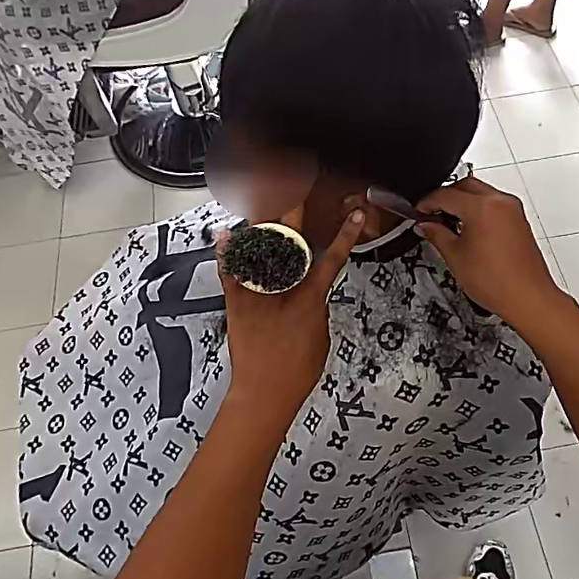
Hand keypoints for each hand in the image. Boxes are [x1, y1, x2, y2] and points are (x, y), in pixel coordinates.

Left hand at [218, 205, 364, 419]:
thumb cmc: (297, 370)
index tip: (354, 215)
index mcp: (311, 298)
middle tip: (296, 187)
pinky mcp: (236, 302)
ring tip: (265, 199)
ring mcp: (257, 294)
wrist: (265, 391)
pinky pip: (229, 272)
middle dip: (294, 213)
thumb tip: (312, 294)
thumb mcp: (321, 336)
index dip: (346, 236)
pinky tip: (225, 233)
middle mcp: (283, 290)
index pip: (333, 259)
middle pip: (291, 244)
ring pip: (260, 250)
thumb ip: (317, 308)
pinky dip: (226, 252)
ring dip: (262, 224)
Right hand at [415, 178, 569, 329]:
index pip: (446, 194)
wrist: (528, 298)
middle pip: (465, 186)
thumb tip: (427, 227)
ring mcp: (513, 210)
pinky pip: (495, 204)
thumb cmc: (499, 283)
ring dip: (463, 202)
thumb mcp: (456, 257)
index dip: (427, 203)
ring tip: (448, 222)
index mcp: (482, 207)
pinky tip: (468, 228)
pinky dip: (479, 210)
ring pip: (482, 193)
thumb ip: (437, 235)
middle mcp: (501, 202)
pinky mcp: (519, 220)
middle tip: (431, 213)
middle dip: (445, 197)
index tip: (419, 211)